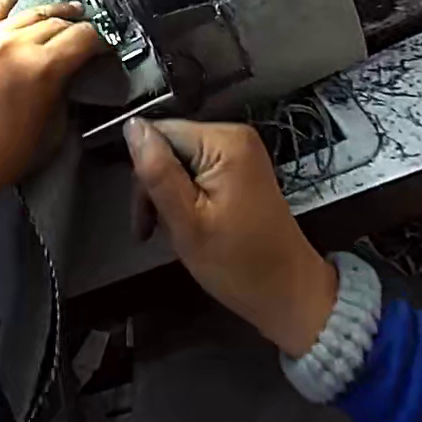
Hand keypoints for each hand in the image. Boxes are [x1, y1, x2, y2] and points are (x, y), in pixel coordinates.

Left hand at [0, 0, 105, 200]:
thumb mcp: (48, 129)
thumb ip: (63, 91)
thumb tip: (72, 73)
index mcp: (42, 69)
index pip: (85, 39)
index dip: (103, 40)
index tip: (109, 45)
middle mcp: (17, 43)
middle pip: (60, 23)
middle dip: (81, 28)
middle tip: (92, 35)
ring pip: (33, 13)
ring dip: (57, 12)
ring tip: (73, 12)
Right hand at [124, 118, 337, 356]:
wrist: (289, 293)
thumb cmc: (238, 264)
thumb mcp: (187, 222)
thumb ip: (157, 171)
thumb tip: (132, 127)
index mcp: (225, 140)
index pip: (160, 133)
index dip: (143, 171)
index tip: (143, 215)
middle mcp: (235, 135)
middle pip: (170, 147)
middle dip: (156, 188)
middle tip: (153, 231)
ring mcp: (241, 152)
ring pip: (180, 162)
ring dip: (168, 197)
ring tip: (173, 233)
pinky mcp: (241, 169)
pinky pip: (198, 172)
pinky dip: (187, 198)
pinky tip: (188, 225)